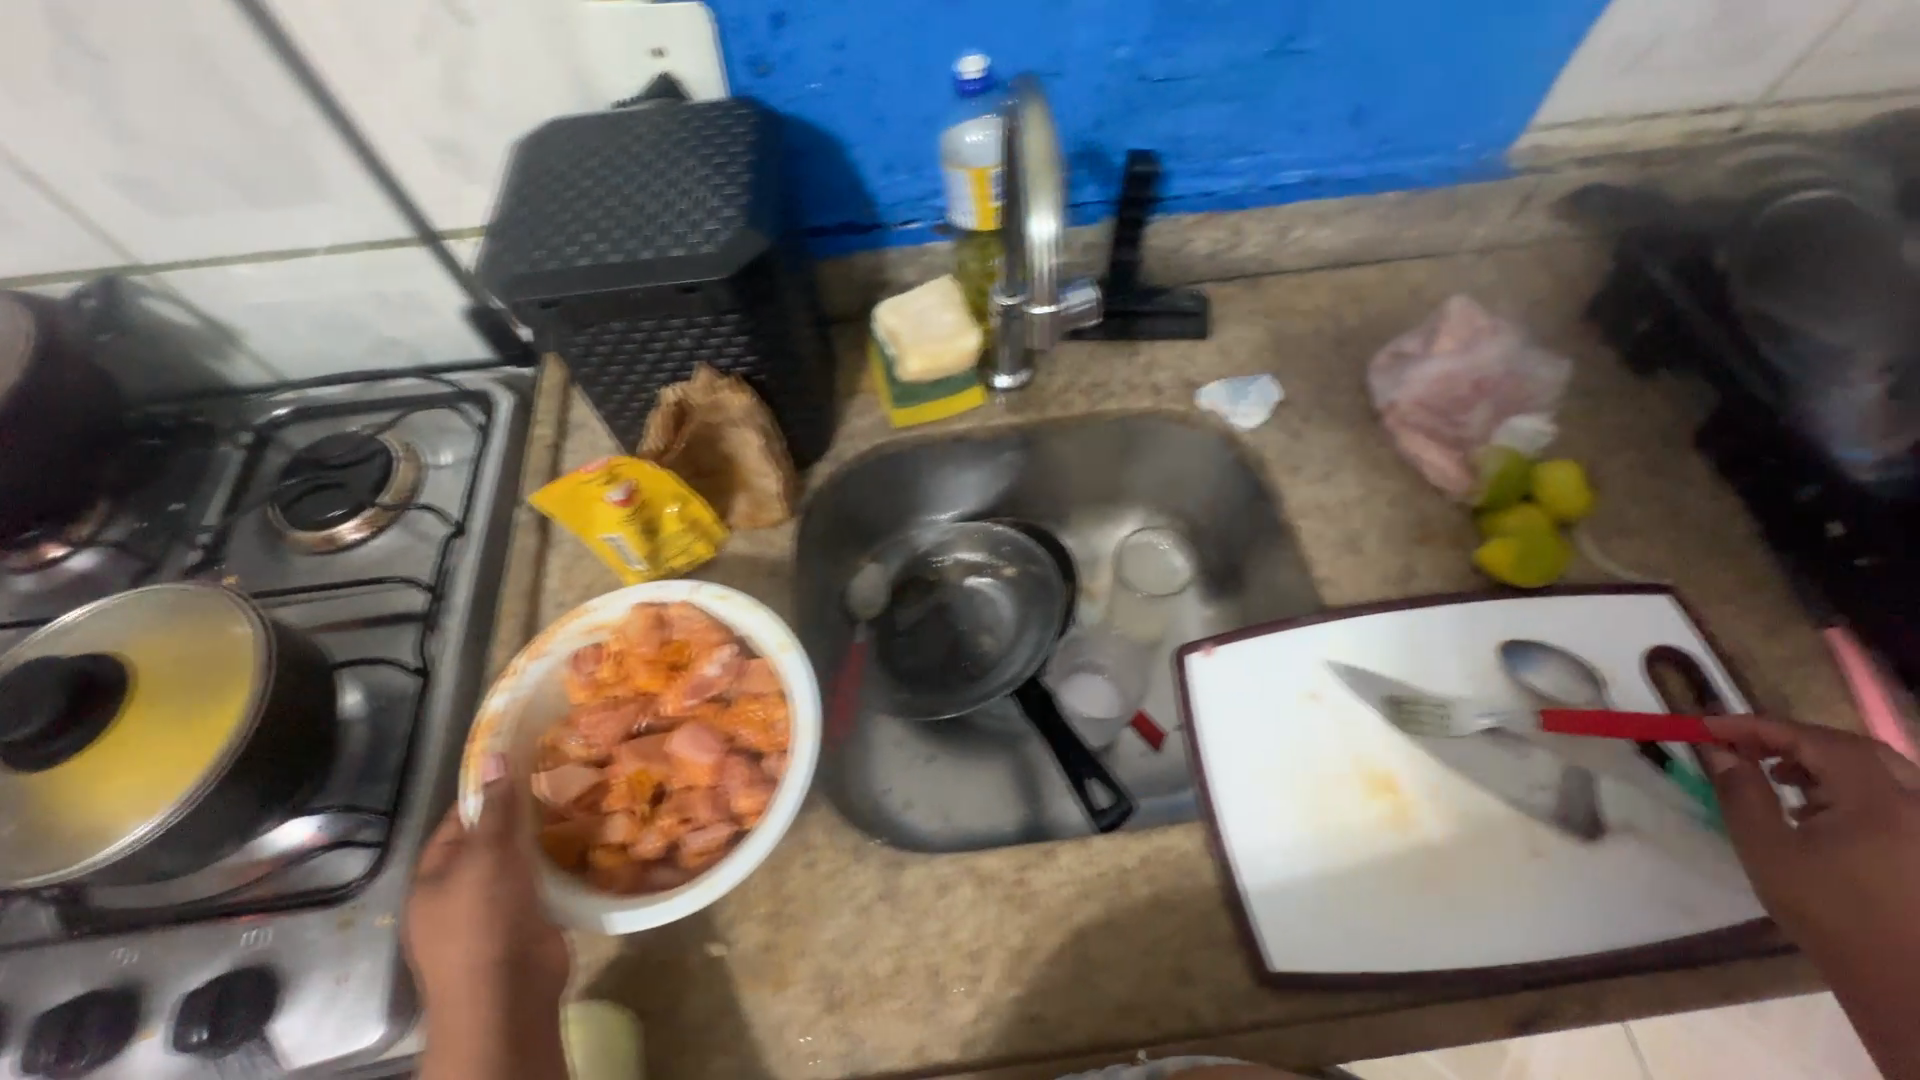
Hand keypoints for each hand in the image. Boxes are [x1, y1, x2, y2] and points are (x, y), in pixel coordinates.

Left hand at [405, 754, 570, 1079]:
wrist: (506, 994)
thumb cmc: (482, 920)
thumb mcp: (485, 855)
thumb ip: (495, 807)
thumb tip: (495, 754)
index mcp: (433, 879)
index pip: (457, 822)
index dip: (487, 792)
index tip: (523, 763)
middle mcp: (458, 894)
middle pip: (491, 843)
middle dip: (522, 815)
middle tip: (561, 778)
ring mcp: (494, 912)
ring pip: (520, 864)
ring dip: (544, 841)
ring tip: (579, 803)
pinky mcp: (527, 924)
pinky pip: (542, 886)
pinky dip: (560, 867)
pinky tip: (585, 843)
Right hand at [1702, 715, 1919, 1079]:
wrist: (1901, 978)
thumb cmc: (1826, 910)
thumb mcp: (1766, 848)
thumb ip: (1741, 791)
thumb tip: (1716, 749)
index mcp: (1879, 800)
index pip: (1814, 739)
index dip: (1757, 725)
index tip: (1708, 725)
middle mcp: (1917, 801)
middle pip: (1853, 746)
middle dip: (1792, 738)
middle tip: (1741, 743)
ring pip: (1879, 767)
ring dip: (1822, 760)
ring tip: (1777, 773)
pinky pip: (1894, 792)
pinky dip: (1850, 783)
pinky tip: (1817, 806)